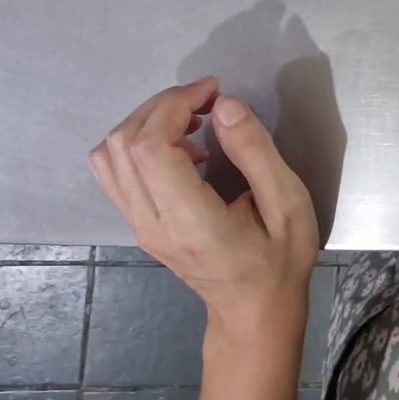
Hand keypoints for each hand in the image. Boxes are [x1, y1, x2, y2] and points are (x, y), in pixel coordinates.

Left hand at [89, 77, 319, 331]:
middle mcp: (151, 222)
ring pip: (109, 157)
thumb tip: (225, 105)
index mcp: (189, 220)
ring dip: (148, 121)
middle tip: (210, 97)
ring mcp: (139, 224)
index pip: (149, 149)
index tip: (214, 89)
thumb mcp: (289, 202)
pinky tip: (186, 145)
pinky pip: (118, 171)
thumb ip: (256, 152)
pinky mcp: (140, 222)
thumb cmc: (280, 259)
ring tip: (195, 117)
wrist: (255, 310)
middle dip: (162, 105)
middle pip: (121, 145)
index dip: (174, 106)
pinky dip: (143, 141)